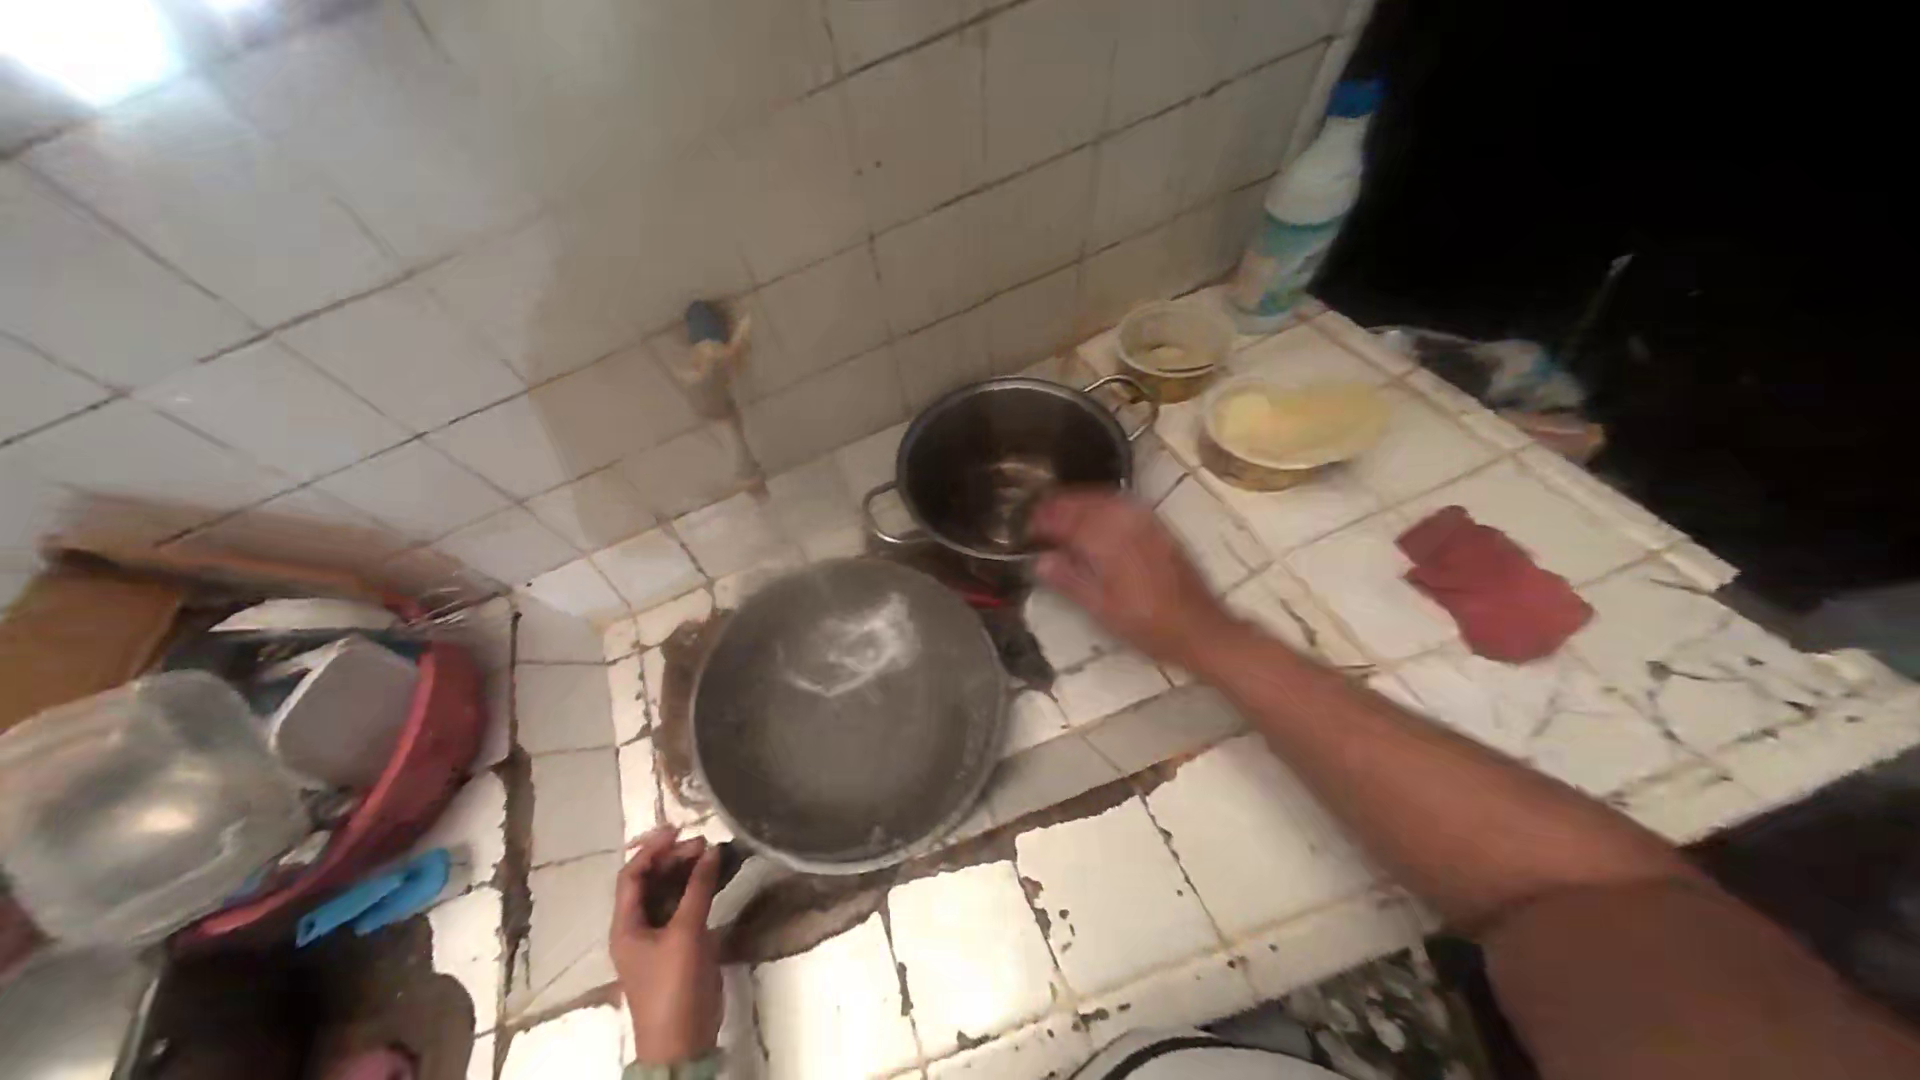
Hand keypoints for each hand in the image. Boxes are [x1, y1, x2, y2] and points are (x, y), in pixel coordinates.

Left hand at [610, 827, 722, 1064]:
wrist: (683, 1041)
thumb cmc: (673, 987)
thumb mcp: (685, 934)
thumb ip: (698, 889)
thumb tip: (710, 849)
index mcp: (626, 926)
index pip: (632, 876)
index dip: (652, 850)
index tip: (679, 830)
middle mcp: (638, 928)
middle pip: (651, 881)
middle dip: (674, 858)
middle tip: (703, 843)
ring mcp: (659, 937)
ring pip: (669, 892)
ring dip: (687, 871)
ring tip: (712, 854)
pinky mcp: (680, 946)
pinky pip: (685, 906)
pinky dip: (698, 889)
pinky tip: (716, 877)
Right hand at [1031, 491, 1241, 670]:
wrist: (1199, 628)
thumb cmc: (1146, 625)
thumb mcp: (1099, 608)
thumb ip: (1067, 579)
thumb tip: (1039, 560)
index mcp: (1106, 540)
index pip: (1065, 518)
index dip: (1042, 520)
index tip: (1025, 527)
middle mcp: (1125, 522)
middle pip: (1084, 501)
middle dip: (1058, 505)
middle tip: (1039, 518)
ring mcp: (1145, 522)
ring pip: (1104, 498)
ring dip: (1079, 501)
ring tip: (1061, 514)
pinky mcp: (1158, 527)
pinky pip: (1123, 504)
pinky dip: (1102, 504)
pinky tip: (1095, 518)